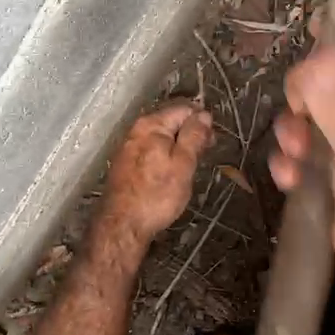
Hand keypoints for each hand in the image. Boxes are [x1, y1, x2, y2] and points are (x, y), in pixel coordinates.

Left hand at [99, 102, 213, 242]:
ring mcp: (129, 146)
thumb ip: (194, 136)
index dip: (202, 122)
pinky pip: (151, 150)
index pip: (184, 109)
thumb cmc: (157, 195)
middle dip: (190, 134)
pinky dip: (164, 156)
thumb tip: (204, 114)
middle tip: (202, 158)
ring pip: (162, 137)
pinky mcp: (126, 163)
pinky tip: (169, 174)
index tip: (211, 143)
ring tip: (188, 168)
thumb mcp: (183, 164)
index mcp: (152, 124)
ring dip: (178, 147)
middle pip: (171, 121)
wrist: (123, 225)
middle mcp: (137, 129)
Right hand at [268, 29, 334, 278]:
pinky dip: (295, 161)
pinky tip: (292, 180)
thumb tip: (318, 57)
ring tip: (296, 158)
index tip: (313, 29)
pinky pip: (307, 149)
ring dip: (294, 132)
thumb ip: (334, 99)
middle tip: (298, 112)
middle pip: (332, 75)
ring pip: (313, 114)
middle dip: (304, 95)